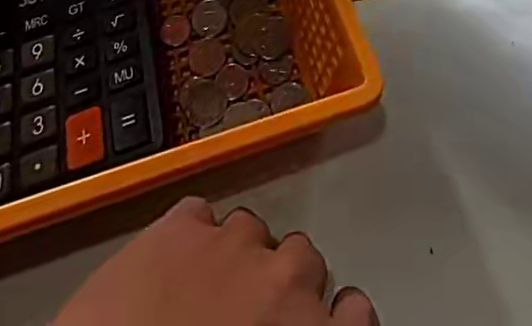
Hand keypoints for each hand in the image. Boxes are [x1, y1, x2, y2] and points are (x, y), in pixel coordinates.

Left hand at [55, 198, 375, 325]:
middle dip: (281, 280)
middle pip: (304, 260)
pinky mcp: (182, 226)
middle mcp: (285, 283)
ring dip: (236, 255)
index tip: (325, 319)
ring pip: (252, 231)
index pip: (358, 315)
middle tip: (249, 311)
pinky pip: (200, 216)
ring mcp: (232, 246)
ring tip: (205, 287)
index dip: (339, 317)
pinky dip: (191, 236)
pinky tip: (173, 265)